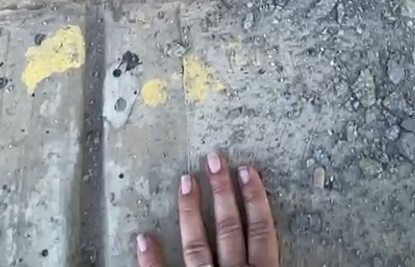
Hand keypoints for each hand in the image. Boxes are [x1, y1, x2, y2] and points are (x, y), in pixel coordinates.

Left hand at [136, 152, 278, 266]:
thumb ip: (268, 260)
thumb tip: (271, 242)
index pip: (260, 232)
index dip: (256, 199)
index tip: (248, 170)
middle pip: (229, 228)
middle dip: (222, 191)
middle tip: (215, 158)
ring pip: (198, 245)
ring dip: (191, 212)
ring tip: (186, 180)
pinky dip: (152, 259)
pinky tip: (144, 238)